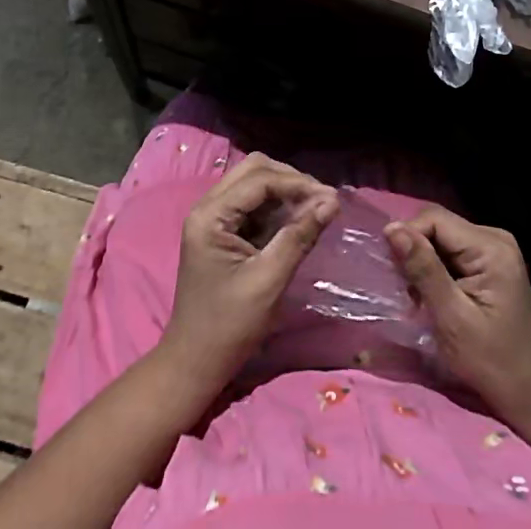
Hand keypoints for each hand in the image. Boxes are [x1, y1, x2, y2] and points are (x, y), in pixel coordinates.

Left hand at [159, 154, 338, 390]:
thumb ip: (298, 237)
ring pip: (254, 185)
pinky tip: (301, 219)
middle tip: (324, 200)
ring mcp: (214, 218)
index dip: (297, 183)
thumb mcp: (268, 280)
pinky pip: (254, 206)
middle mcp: (208, 207)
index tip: (333, 197)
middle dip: (290, 180)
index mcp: (209, 215)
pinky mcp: (224, 232)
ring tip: (319, 208)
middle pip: (253, 171)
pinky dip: (278, 207)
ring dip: (286, 191)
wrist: (198, 359)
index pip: (257, 179)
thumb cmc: (229, 324)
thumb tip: (332, 202)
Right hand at [385, 207, 530, 418]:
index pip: (434, 219)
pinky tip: (433, 295)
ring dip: (423, 263)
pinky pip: (450, 251)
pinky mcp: (488, 262)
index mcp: (491, 248)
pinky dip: (434, 269)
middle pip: (437, 225)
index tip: (396, 274)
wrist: (527, 392)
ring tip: (419, 296)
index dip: (408, 238)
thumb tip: (391, 229)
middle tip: (408, 290)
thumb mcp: (451, 316)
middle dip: (415, 252)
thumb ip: (423, 269)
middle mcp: (495, 238)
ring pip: (440, 238)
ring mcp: (494, 249)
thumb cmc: (489, 360)